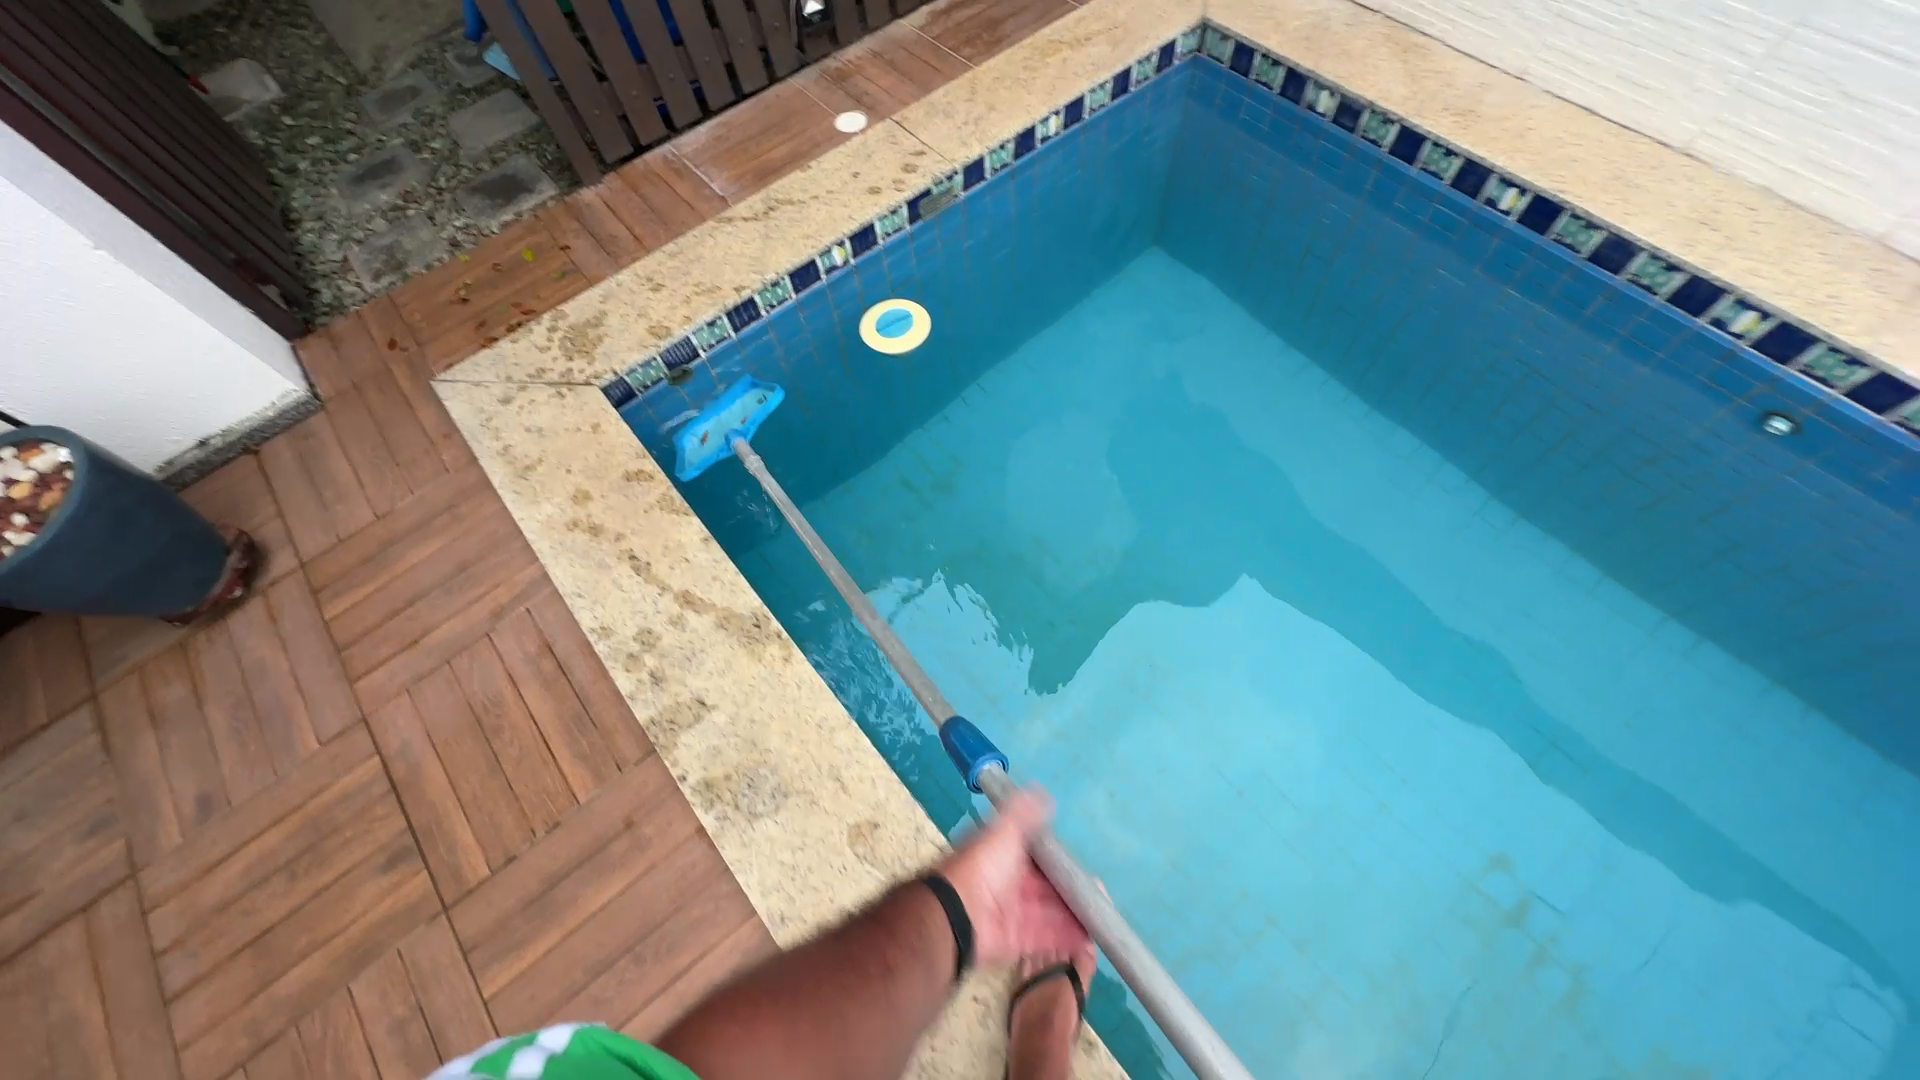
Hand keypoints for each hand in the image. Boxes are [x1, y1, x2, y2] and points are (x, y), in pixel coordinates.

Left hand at [937, 788, 1090, 968]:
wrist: (956, 912)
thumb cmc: (983, 866)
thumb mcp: (1004, 830)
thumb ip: (1024, 813)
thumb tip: (1043, 792)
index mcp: (1006, 855)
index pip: (1040, 858)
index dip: (1062, 864)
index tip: (1086, 870)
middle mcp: (1010, 883)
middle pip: (1048, 889)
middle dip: (1073, 892)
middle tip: (1100, 897)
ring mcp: (1013, 913)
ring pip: (1050, 914)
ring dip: (1075, 916)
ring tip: (1102, 918)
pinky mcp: (1016, 940)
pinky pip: (1045, 938)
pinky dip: (1066, 938)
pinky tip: (1088, 938)